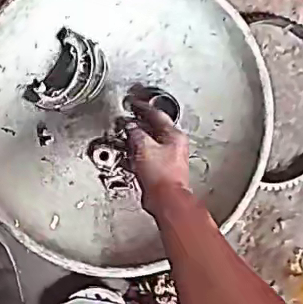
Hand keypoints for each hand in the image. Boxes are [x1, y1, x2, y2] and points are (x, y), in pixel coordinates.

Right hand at [125, 96, 191, 210]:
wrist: (165, 200)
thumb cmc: (161, 176)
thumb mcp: (143, 147)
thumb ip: (136, 134)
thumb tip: (130, 127)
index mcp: (174, 136)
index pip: (157, 115)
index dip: (143, 108)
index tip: (134, 104)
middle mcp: (175, 146)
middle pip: (155, 129)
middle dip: (140, 124)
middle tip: (128, 120)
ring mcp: (170, 158)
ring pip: (152, 143)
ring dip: (138, 140)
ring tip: (127, 138)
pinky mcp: (163, 170)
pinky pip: (149, 156)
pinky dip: (139, 154)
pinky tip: (132, 157)